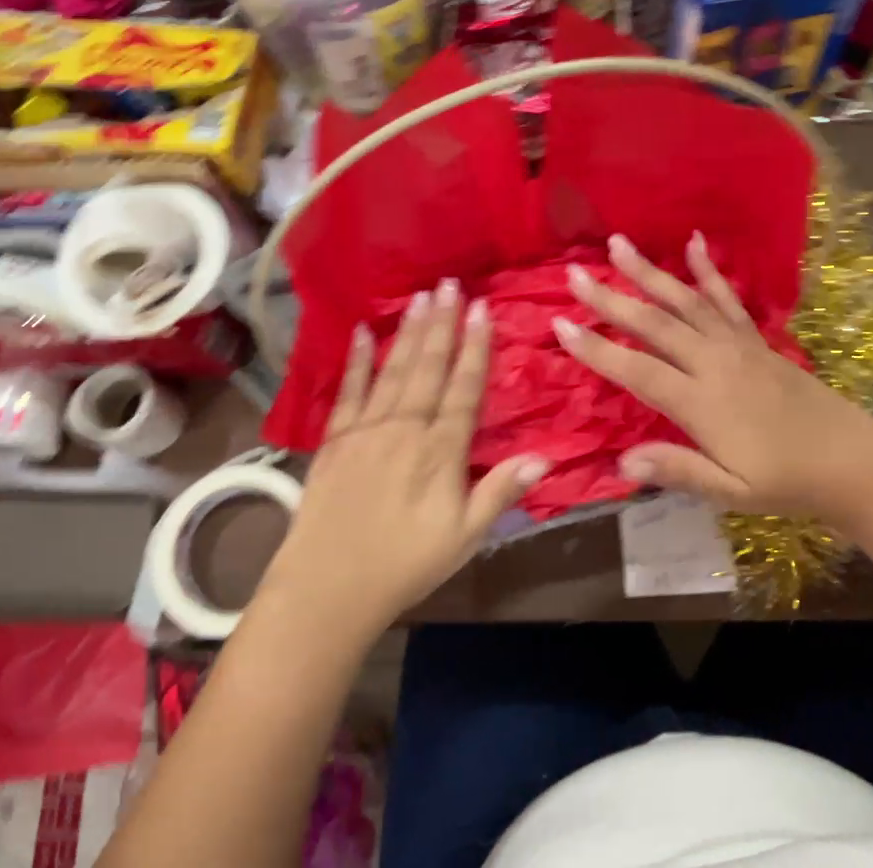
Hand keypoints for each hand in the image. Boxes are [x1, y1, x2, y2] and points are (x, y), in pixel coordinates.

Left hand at [259, 279, 547, 634]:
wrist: (328, 587)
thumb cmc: (405, 565)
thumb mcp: (464, 538)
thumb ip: (499, 492)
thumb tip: (544, 457)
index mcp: (440, 451)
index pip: (463, 389)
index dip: (476, 348)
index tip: (482, 310)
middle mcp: (404, 429)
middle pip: (428, 368)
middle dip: (442, 325)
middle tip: (449, 284)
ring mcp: (365, 431)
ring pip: (393, 371)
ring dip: (409, 333)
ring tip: (421, 298)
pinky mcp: (334, 441)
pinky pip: (348, 391)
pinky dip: (357, 361)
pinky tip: (363, 333)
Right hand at [554, 233, 872, 527]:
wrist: (851, 460)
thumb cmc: (786, 482)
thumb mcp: (731, 491)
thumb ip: (679, 472)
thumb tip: (622, 463)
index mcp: (702, 403)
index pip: (637, 371)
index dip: (596, 349)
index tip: (560, 324)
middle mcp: (716, 364)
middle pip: (655, 325)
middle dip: (612, 299)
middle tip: (575, 274)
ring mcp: (739, 347)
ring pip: (686, 302)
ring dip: (650, 273)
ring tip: (619, 244)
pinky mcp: (757, 341)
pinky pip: (727, 300)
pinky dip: (709, 271)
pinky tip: (694, 244)